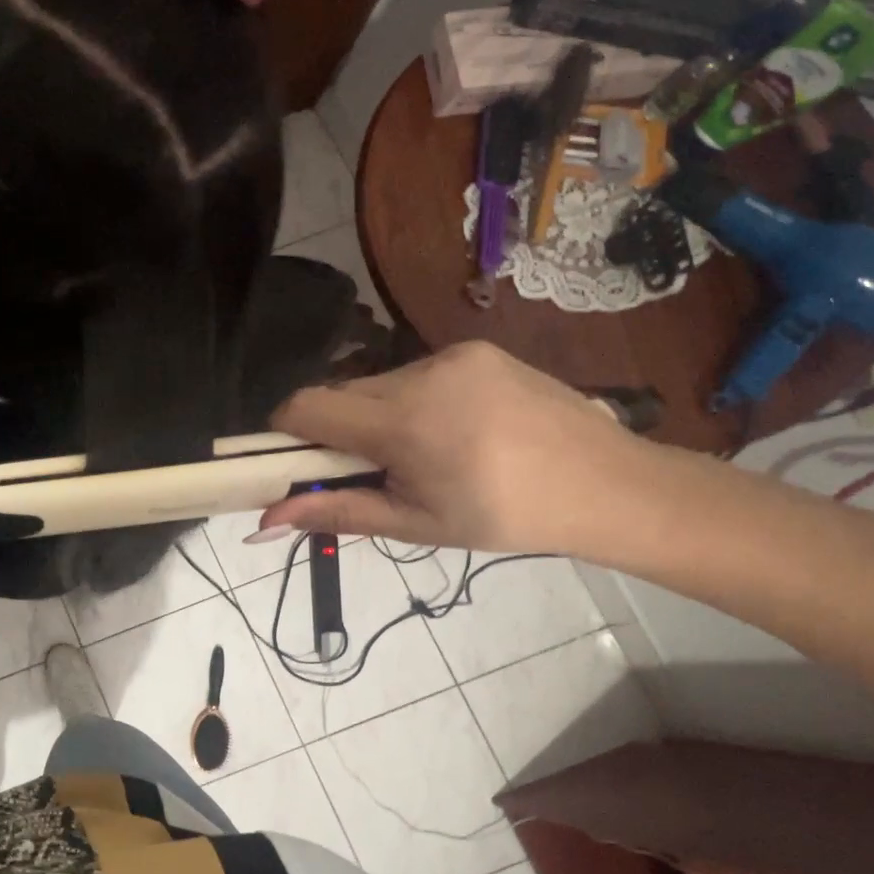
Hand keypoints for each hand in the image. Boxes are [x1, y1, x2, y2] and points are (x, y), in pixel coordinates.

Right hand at [258, 341, 652, 555]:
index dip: (281, 435)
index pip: (304, 408)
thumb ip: (333, 513)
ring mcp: (452, 356)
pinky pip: (410, 375)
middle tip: (357, 473)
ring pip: (371, 384)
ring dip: (368, 418)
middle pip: (334, 394)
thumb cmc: (507, 517)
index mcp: (405, 422)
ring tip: (411, 455)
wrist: (612, 484)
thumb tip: (261, 522)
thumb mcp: (414, 524)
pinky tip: (442, 433)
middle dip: (329, 432)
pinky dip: (403, 404)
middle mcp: (422, 374)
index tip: (289, 467)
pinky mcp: (475, 350)